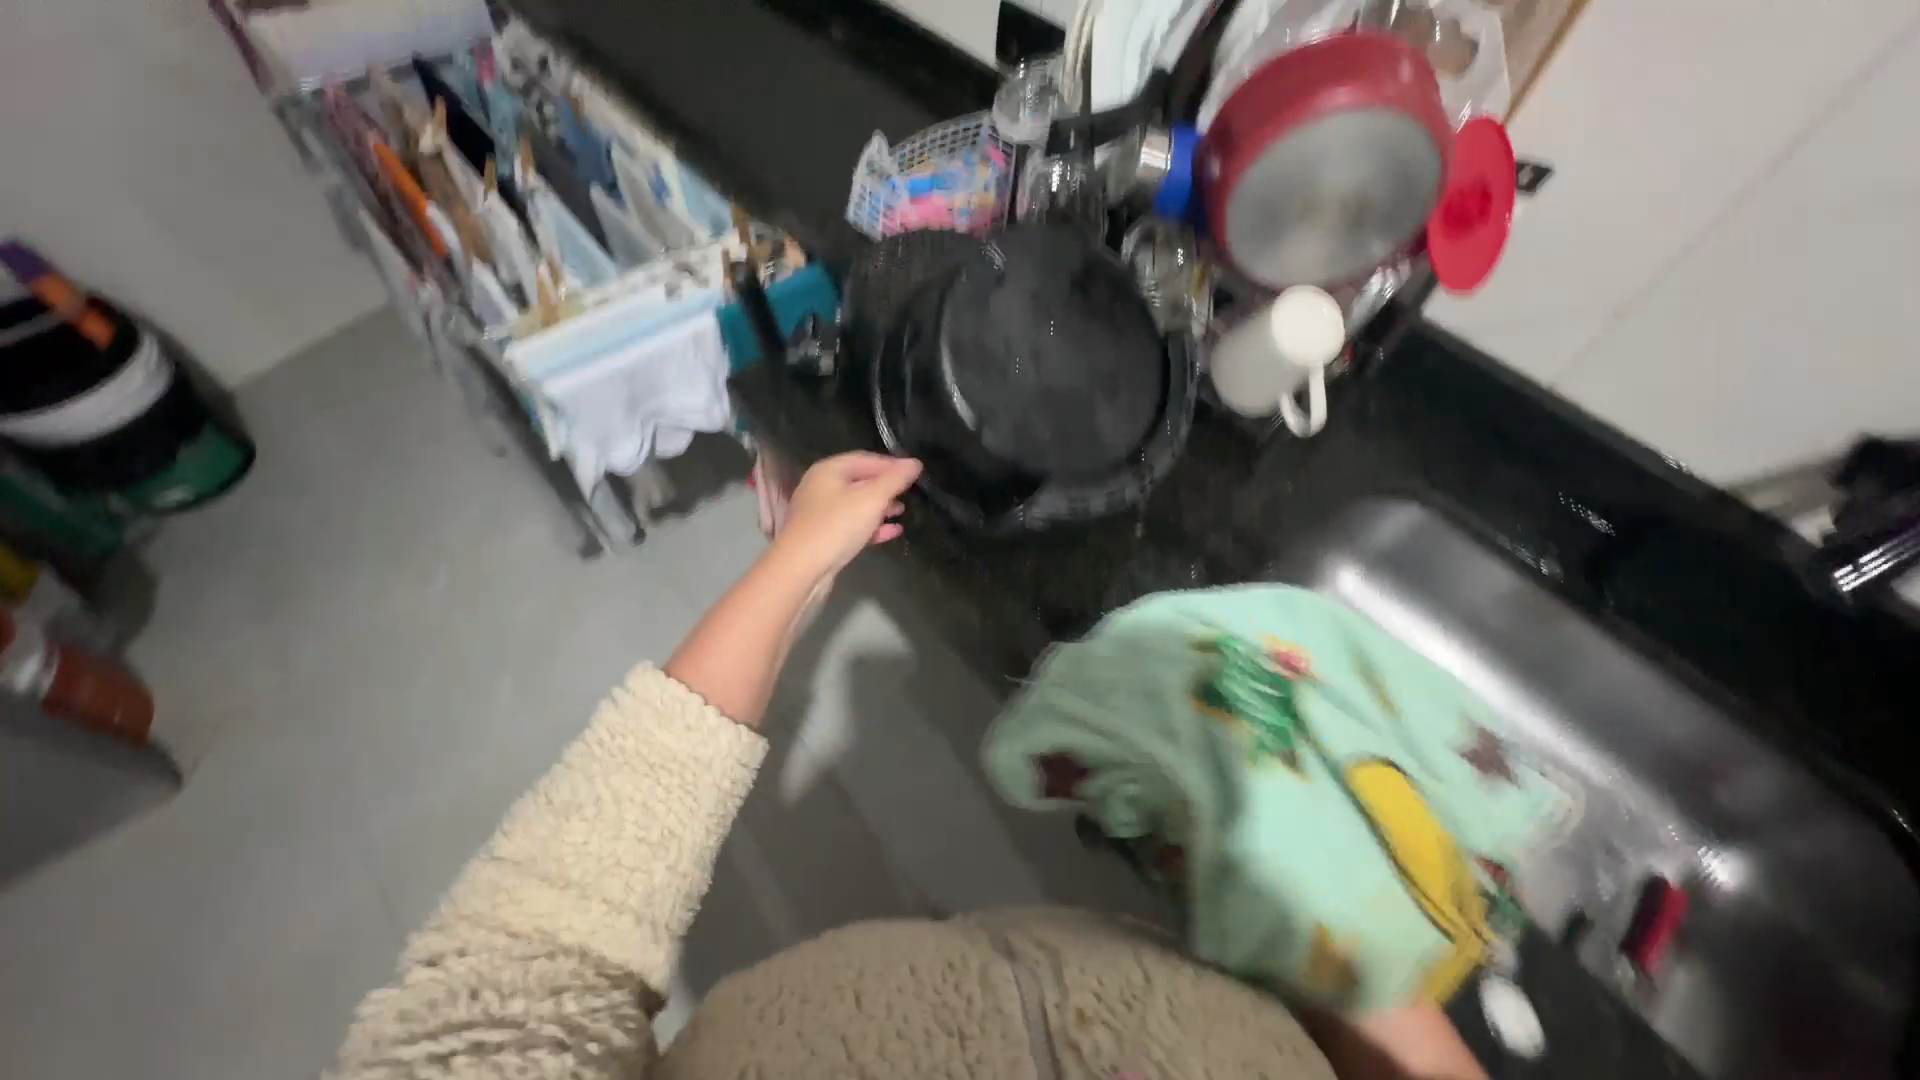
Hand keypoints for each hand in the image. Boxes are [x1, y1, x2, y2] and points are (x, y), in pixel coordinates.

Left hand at [768, 452, 921, 584]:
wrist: (802, 569)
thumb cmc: (837, 526)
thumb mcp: (872, 499)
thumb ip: (895, 479)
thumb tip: (915, 463)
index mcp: (828, 470)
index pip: (865, 459)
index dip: (891, 464)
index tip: (915, 473)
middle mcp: (820, 487)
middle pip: (859, 481)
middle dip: (886, 487)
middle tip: (910, 493)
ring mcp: (820, 514)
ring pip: (856, 505)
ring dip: (880, 507)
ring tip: (902, 512)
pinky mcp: (823, 537)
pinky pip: (851, 525)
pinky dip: (871, 526)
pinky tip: (892, 532)